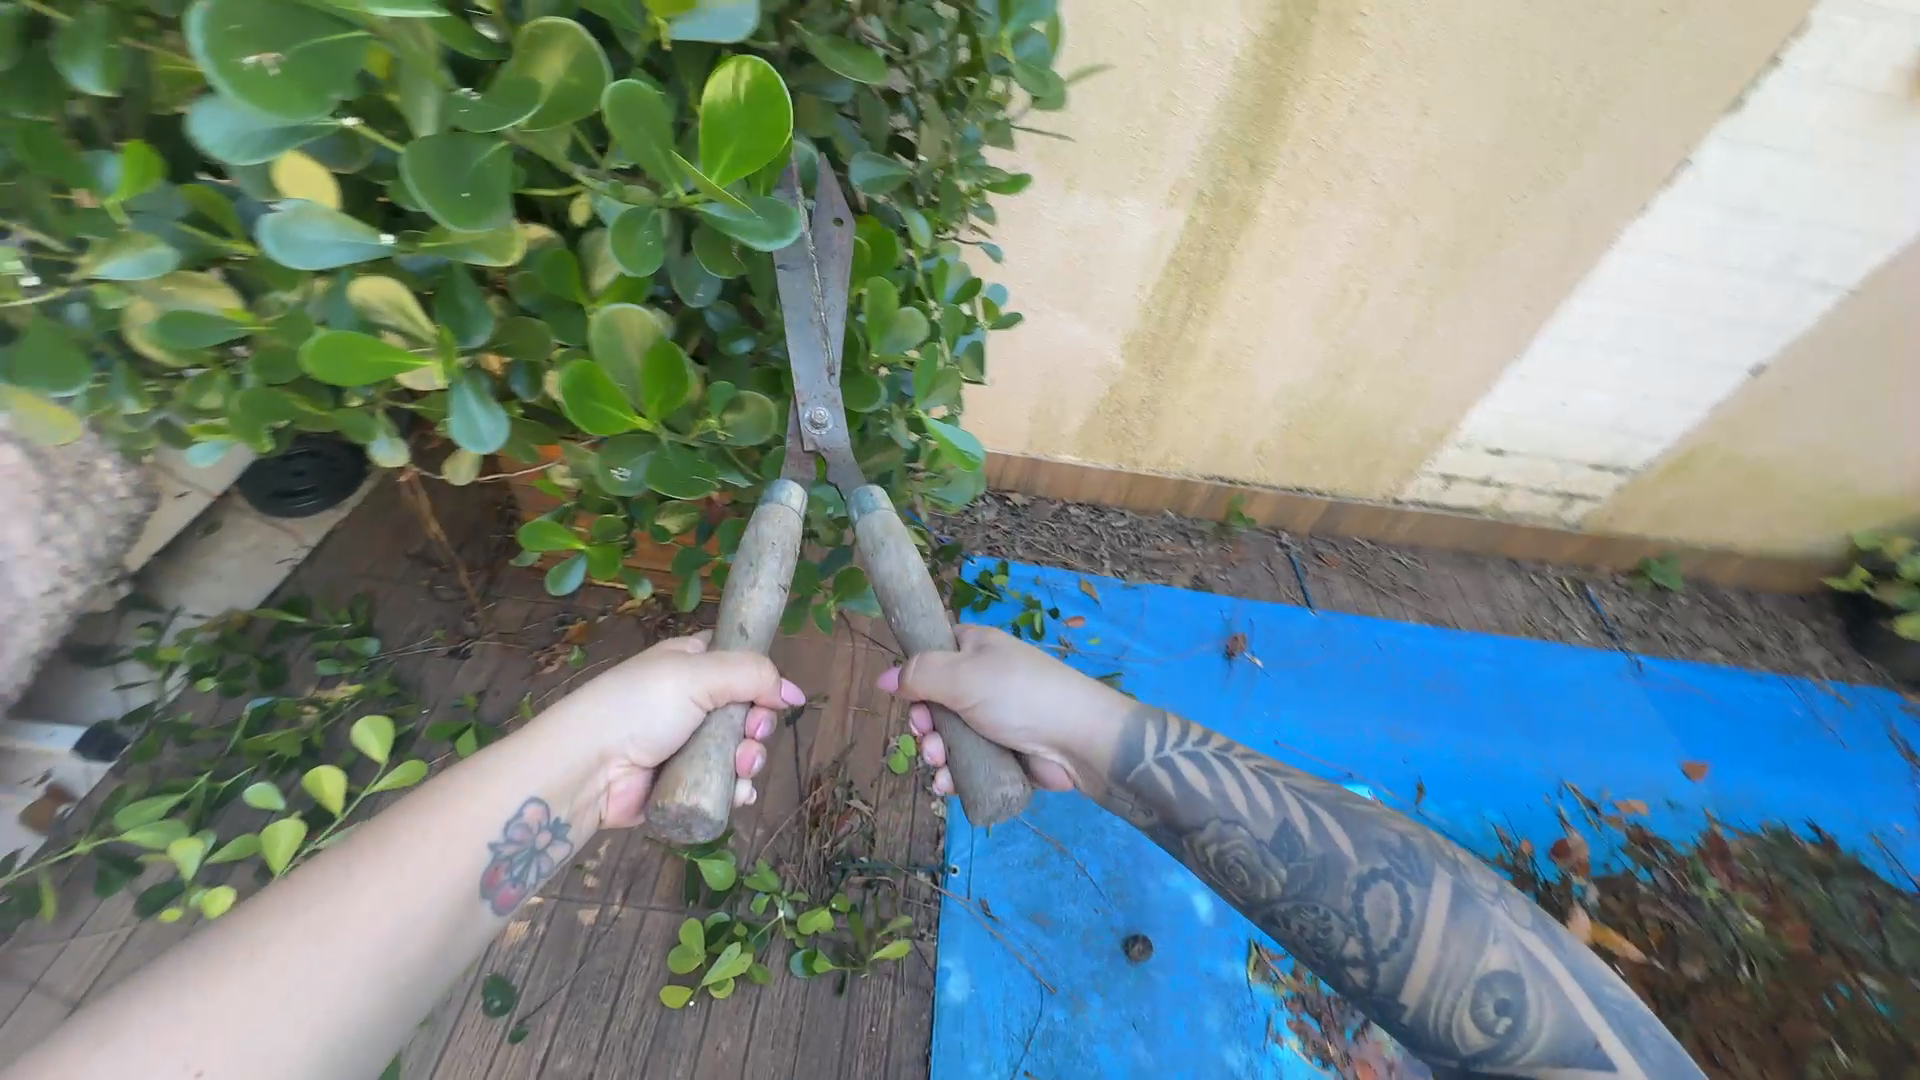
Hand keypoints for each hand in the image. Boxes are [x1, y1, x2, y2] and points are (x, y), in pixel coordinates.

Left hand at [540, 632, 804, 829]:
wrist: (587, 769)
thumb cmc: (639, 707)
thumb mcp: (698, 673)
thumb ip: (754, 674)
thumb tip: (795, 695)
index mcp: (690, 665)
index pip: (740, 664)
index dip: (762, 680)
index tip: (771, 696)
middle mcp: (691, 703)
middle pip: (749, 711)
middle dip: (759, 726)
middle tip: (750, 734)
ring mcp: (687, 745)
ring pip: (741, 750)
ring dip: (751, 759)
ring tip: (741, 767)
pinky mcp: (684, 783)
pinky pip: (725, 784)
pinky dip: (737, 788)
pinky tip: (737, 792)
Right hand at [875, 624, 1129, 795]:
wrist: (1076, 739)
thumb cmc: (1018, 694)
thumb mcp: (962, 675)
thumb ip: (919, 675)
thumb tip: (883, 678)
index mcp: (975, 649)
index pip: (933, 654)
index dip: (915, 676)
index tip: (908, 696)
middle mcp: (981, 681)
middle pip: (933, 702)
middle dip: (924, 724)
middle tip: (926, 735)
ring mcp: (992, 719)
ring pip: (946, 737)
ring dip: (935, 752)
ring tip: (940, 762)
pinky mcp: (1001, 753)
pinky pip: (965, 762)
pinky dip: (953, 774)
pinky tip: (948, 784)